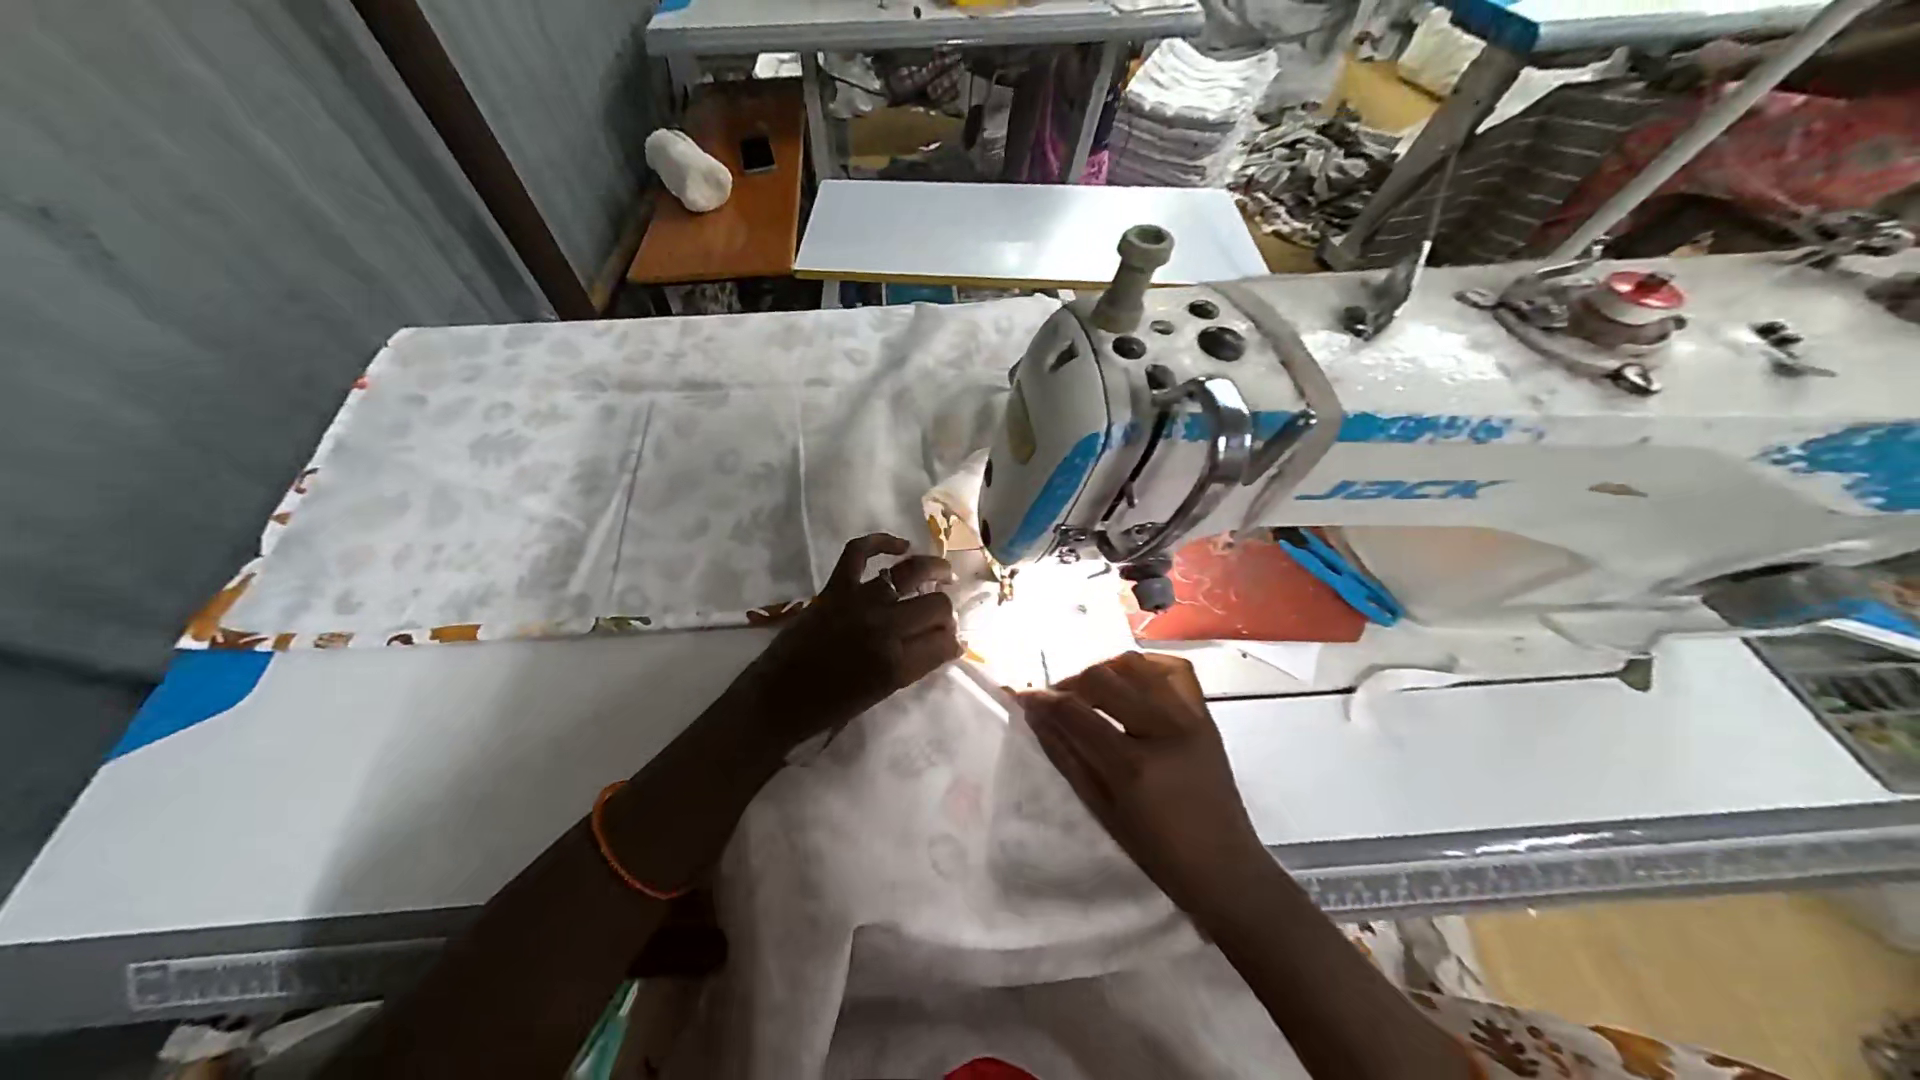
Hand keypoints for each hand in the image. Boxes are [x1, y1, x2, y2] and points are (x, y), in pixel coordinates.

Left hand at [733, 533, 959, 751]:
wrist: (778, 699)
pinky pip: (859, 552)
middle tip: (941, 618)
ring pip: (910, 574)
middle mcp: (883, 627)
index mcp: (897, 664)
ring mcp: (858, 602)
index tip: (951, 641)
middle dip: (947, 613)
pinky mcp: (835, 588)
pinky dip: (881, 542)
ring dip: (934, 570)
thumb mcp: (884, 692)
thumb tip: (948, 644)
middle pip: (936, 605)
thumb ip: (917, 664)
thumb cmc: (832, 706)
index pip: (946, 641)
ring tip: (944, 574)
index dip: (954, 640)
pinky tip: (900, 547)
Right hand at [1017, 653, 1267, 916]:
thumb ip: (1066, 756)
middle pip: (1103, 678)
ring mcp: (1190, 717)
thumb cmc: (1157, 851)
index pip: (1076, 713)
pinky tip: (1129, 682)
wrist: (1225, 866)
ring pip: (1136, 665)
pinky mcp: (1206, 715)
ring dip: (1104, 671)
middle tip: (1057, 701)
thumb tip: (1036, 716)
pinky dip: (1145, 667)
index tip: (1024, 696)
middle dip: (1070, 683)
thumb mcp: (1101, 809)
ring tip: (1092, 692)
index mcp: (1134, 765)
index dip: (1043, 700)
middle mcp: (1164, 729)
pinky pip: (1174, 670)